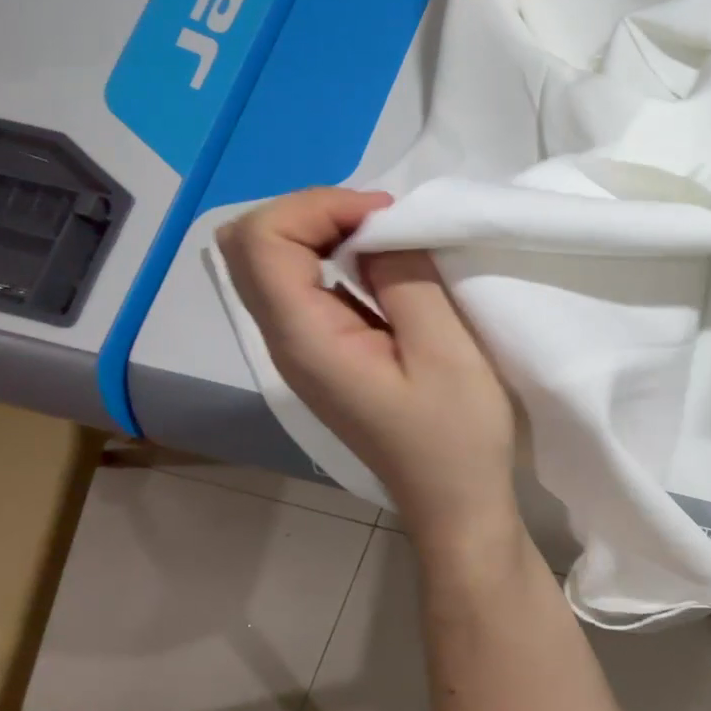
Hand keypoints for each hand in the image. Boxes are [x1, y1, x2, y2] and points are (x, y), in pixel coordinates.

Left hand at [217, 188, 516, 541]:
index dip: (317, 207)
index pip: (263, 239)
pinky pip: (311, 296)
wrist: (458, 504)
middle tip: (385, 223)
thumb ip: (408, 285)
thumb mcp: (447, 355)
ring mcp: (305, 355)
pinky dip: (340, 269)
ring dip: (326, 239)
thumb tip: (383, 235)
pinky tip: (390, 281)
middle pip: (252, 247)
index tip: (388, 217)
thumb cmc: (458, 436)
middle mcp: (287, 342)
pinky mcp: (329, 364)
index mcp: (306, 339)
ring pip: (277, 268)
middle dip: (313, 215)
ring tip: (393, 243)